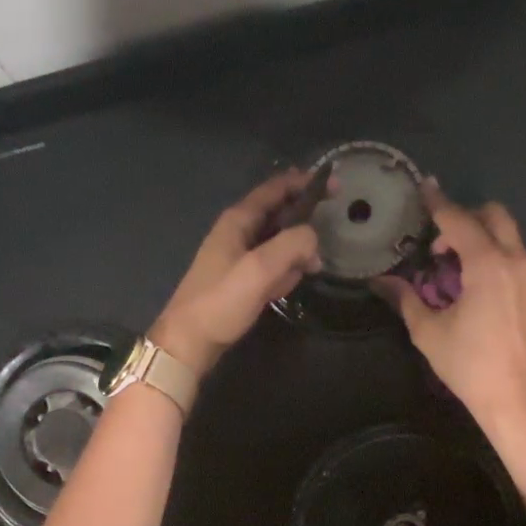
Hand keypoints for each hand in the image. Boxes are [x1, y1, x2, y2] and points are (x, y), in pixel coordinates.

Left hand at [150, 169, 322, 374]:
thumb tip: (313, 238)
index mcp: (238, 220)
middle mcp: (237, 233)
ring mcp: (237, 258)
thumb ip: (292, 245)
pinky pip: (269, 270)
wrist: (189, 343)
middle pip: (279, 217)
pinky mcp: (239, 282)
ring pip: (278, 246)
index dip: (305, 183)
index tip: (336, 187)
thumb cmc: (221, 302)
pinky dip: (280, 276)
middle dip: (302, 230)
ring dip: (292, 259)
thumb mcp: (260, 269)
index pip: (275, 189)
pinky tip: (279, 292)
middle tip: (321, 250)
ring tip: (299, 276)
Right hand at [372, 183, 525, 434]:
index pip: (459, 221)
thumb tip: (381, 282)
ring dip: (479, 236)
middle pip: (493, 215)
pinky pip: (513, 255)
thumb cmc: (469, 364)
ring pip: (507, 234)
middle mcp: (514, 259)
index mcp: (487, 264)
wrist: (516, 395)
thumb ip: (406, 300)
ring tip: (451, 265)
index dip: (438, 204)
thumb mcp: (429, 332)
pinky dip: (492, 254)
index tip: (423, 188)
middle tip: (437, 240)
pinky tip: (471, 282)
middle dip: (464, 217)